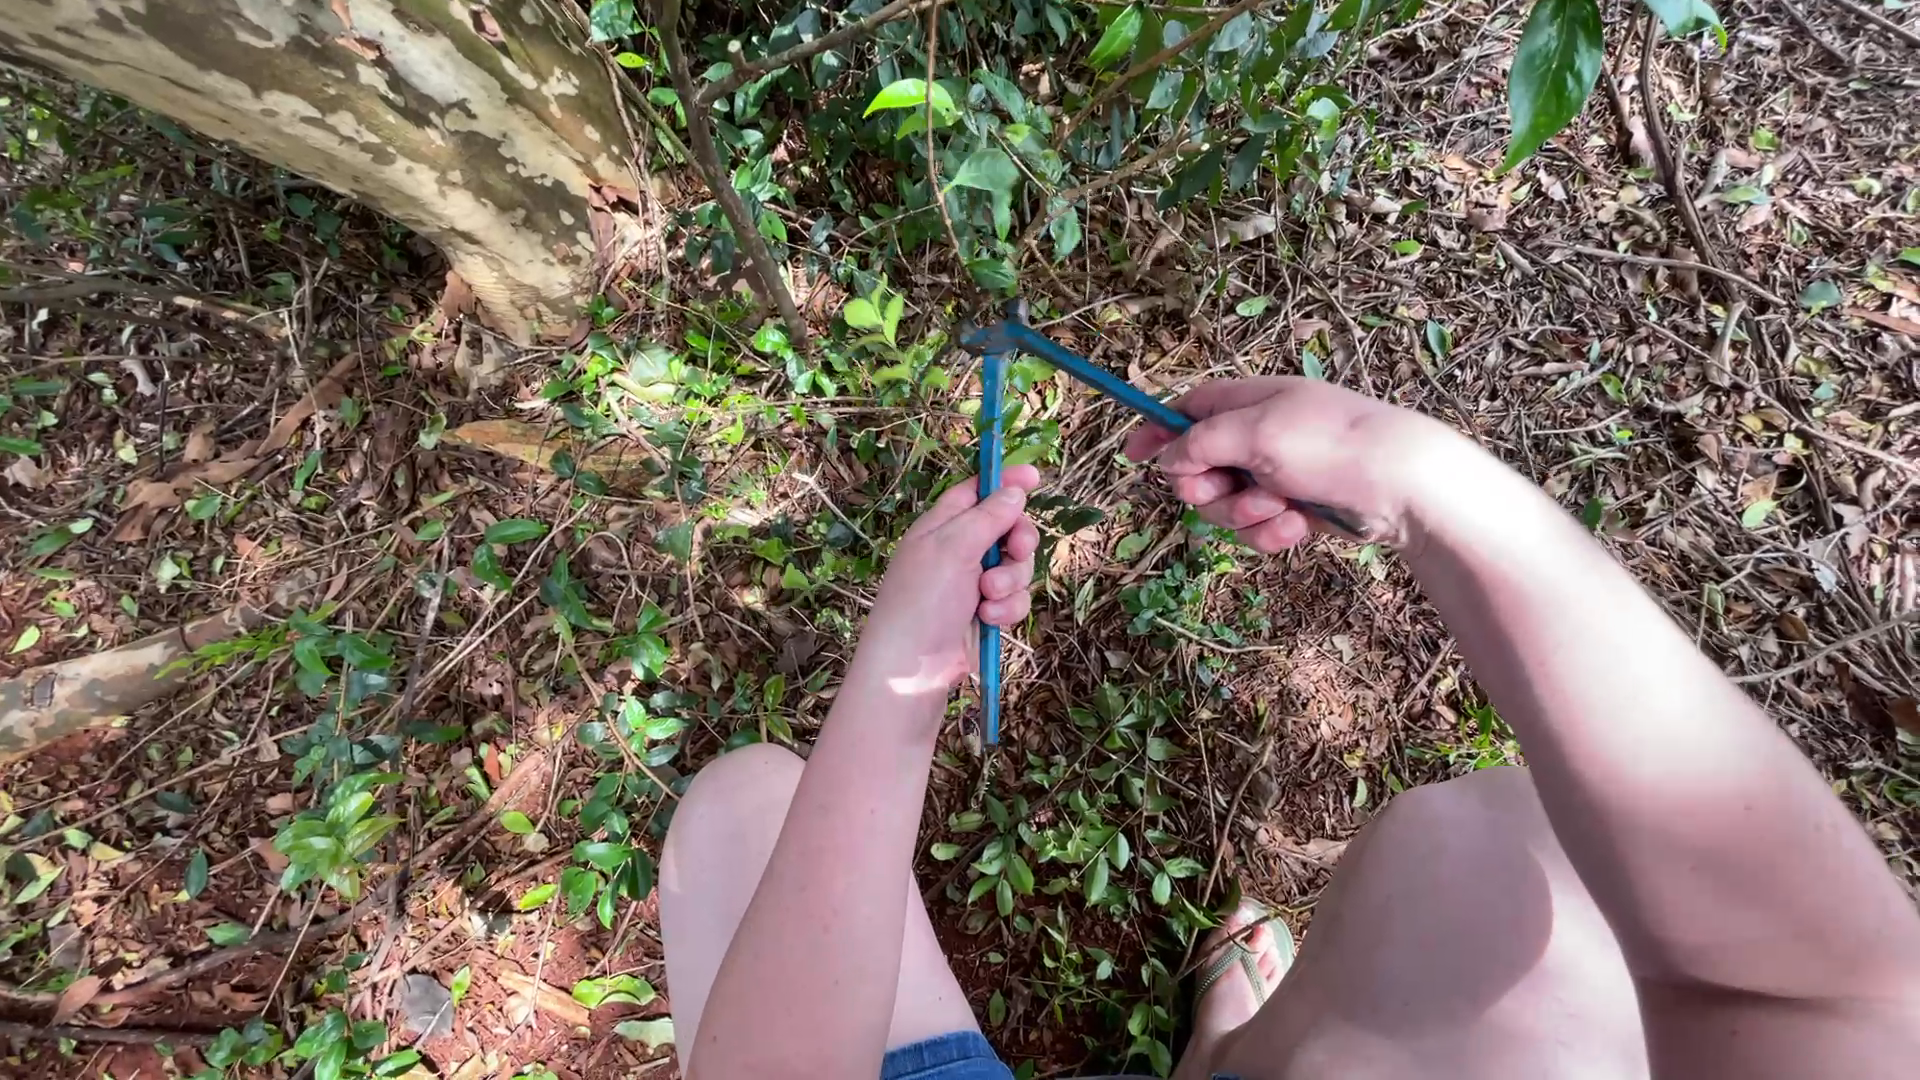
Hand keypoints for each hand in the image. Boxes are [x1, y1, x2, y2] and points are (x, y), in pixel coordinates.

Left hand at [855, 464, 1041, 691]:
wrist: (912, 669)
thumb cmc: (922, 600)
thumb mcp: (952, 548)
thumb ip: (987, 517)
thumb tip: (1014, 490)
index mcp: (942, 525)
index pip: (977, 491)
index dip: (1004, 482)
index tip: (1034, 478)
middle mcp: (959, 550)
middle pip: (1008, 528)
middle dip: (1018, 541)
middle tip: (1016, 550)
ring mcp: (973, 583)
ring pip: (1017, 566)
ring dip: (1010, 581)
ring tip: (988, 597)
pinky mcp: (987, 612)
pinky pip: (1015, 598)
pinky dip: (1008, 608)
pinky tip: (990, 619)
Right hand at [1123, 378, 1462, 552]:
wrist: (1405, 488)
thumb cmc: (1331, 445)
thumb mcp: (1256, 432)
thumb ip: (1201, 442)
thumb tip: (1168, 458)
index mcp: (1247, 404)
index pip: (1185, 410)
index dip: (1157, 431)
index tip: (1132, 456)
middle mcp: (1255, 438)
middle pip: (1195, 468)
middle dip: (1206, 488)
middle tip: (1228, 488)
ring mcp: (1272, 476)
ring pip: (1222, 505)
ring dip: (1243, 514)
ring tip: (1278, 508)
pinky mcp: (1289, 510)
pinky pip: (1253, 528)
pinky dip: (1269, 532)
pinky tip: (1296, 528)